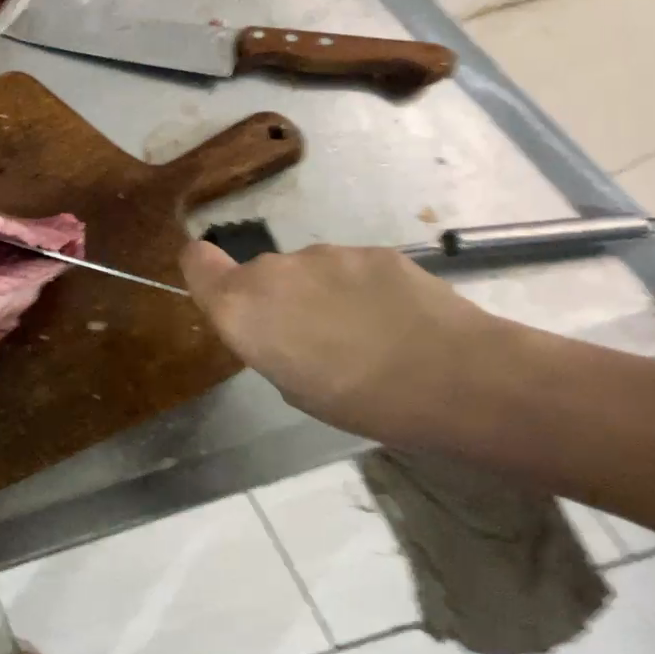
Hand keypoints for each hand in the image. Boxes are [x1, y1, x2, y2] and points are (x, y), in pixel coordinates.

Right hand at [179, 241, 499, 440]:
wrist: (460, 380)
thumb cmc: (359, 401)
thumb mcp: (289, 384)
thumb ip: (267, 341)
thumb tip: (279, 325)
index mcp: (238, 307)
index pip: (194, 260)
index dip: (204, 272)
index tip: (224, 296)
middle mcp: (271, 271)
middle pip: (258, 274)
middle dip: (278, 299)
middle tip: (315, 339)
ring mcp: (325, 256)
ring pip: (309, 272)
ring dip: (324, 295)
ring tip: (367, 335)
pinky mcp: (375, 252)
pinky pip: (353, 270)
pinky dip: (366, 291)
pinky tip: (399, 322)